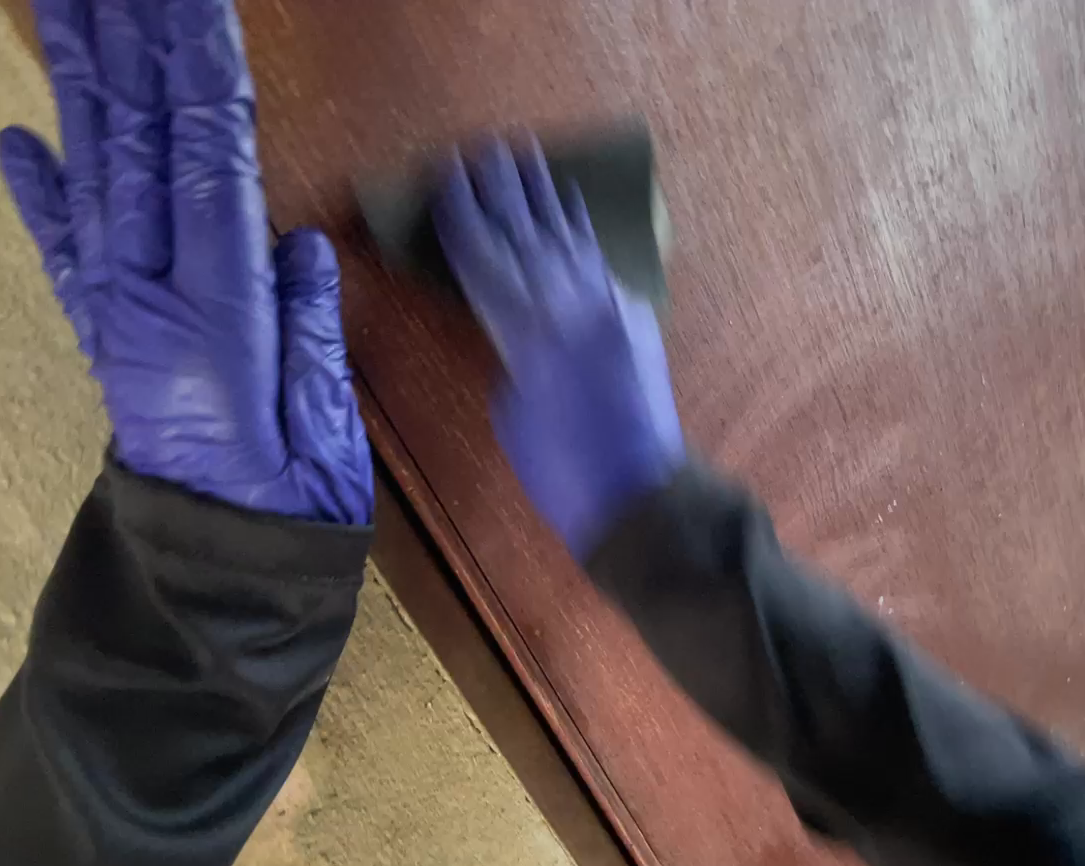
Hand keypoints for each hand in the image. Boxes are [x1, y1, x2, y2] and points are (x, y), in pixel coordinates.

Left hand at [0, 0, 371, 524]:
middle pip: (141, 155)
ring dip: (86, 90)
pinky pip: (68, 260)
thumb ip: (308, 331)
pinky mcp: (108, 343)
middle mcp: (151, 305)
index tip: (195, 4)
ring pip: (98, 184)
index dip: (203, 82)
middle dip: (137, 52)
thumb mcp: (325, 426)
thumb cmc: (291, 508)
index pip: (210, 172)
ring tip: (76, 7)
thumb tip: (298, 245)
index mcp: (216, 322)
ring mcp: (119, 320)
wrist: (220, 569)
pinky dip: (42, 199)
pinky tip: (18, 140)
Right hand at [434, 138, 685, 555]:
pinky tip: (572, 206)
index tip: (444, 176)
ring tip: (525, 155)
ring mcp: (609, 305)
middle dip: (501, 191)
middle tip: (482, 150)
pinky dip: (582, 231)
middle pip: (527, 234)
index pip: (484, 257)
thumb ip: (509, 357)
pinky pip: (600, 260)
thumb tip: (517, 331)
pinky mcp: (634, 317)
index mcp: (528, 331)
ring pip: (569, 237)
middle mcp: (570, 303)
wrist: (640, 495)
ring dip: (544, 196)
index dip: (462, 217)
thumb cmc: (560, 472)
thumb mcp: (512, 416)